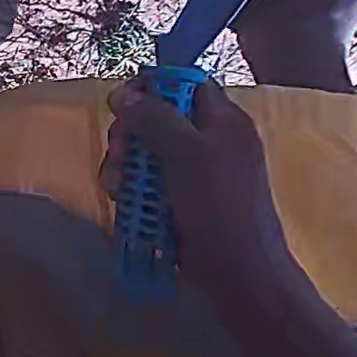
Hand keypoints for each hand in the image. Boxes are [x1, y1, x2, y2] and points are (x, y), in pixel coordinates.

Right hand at [103, 76, 296, 287]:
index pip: (186, 84)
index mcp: (222, 122)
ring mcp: (187, 170)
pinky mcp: (172, 195)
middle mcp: (205, 141)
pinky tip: (123, 198)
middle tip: (122, 151)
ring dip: (122, 164)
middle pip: (153, 117)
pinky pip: (139, 178)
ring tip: (121, 184)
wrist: (235, 271)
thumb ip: (156, 118)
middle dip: (130, 134)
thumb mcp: (188, 154)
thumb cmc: (219, 206)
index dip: (153, 86)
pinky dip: (127, 186)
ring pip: (140, 150)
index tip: (124, 101)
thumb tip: (123, 94)